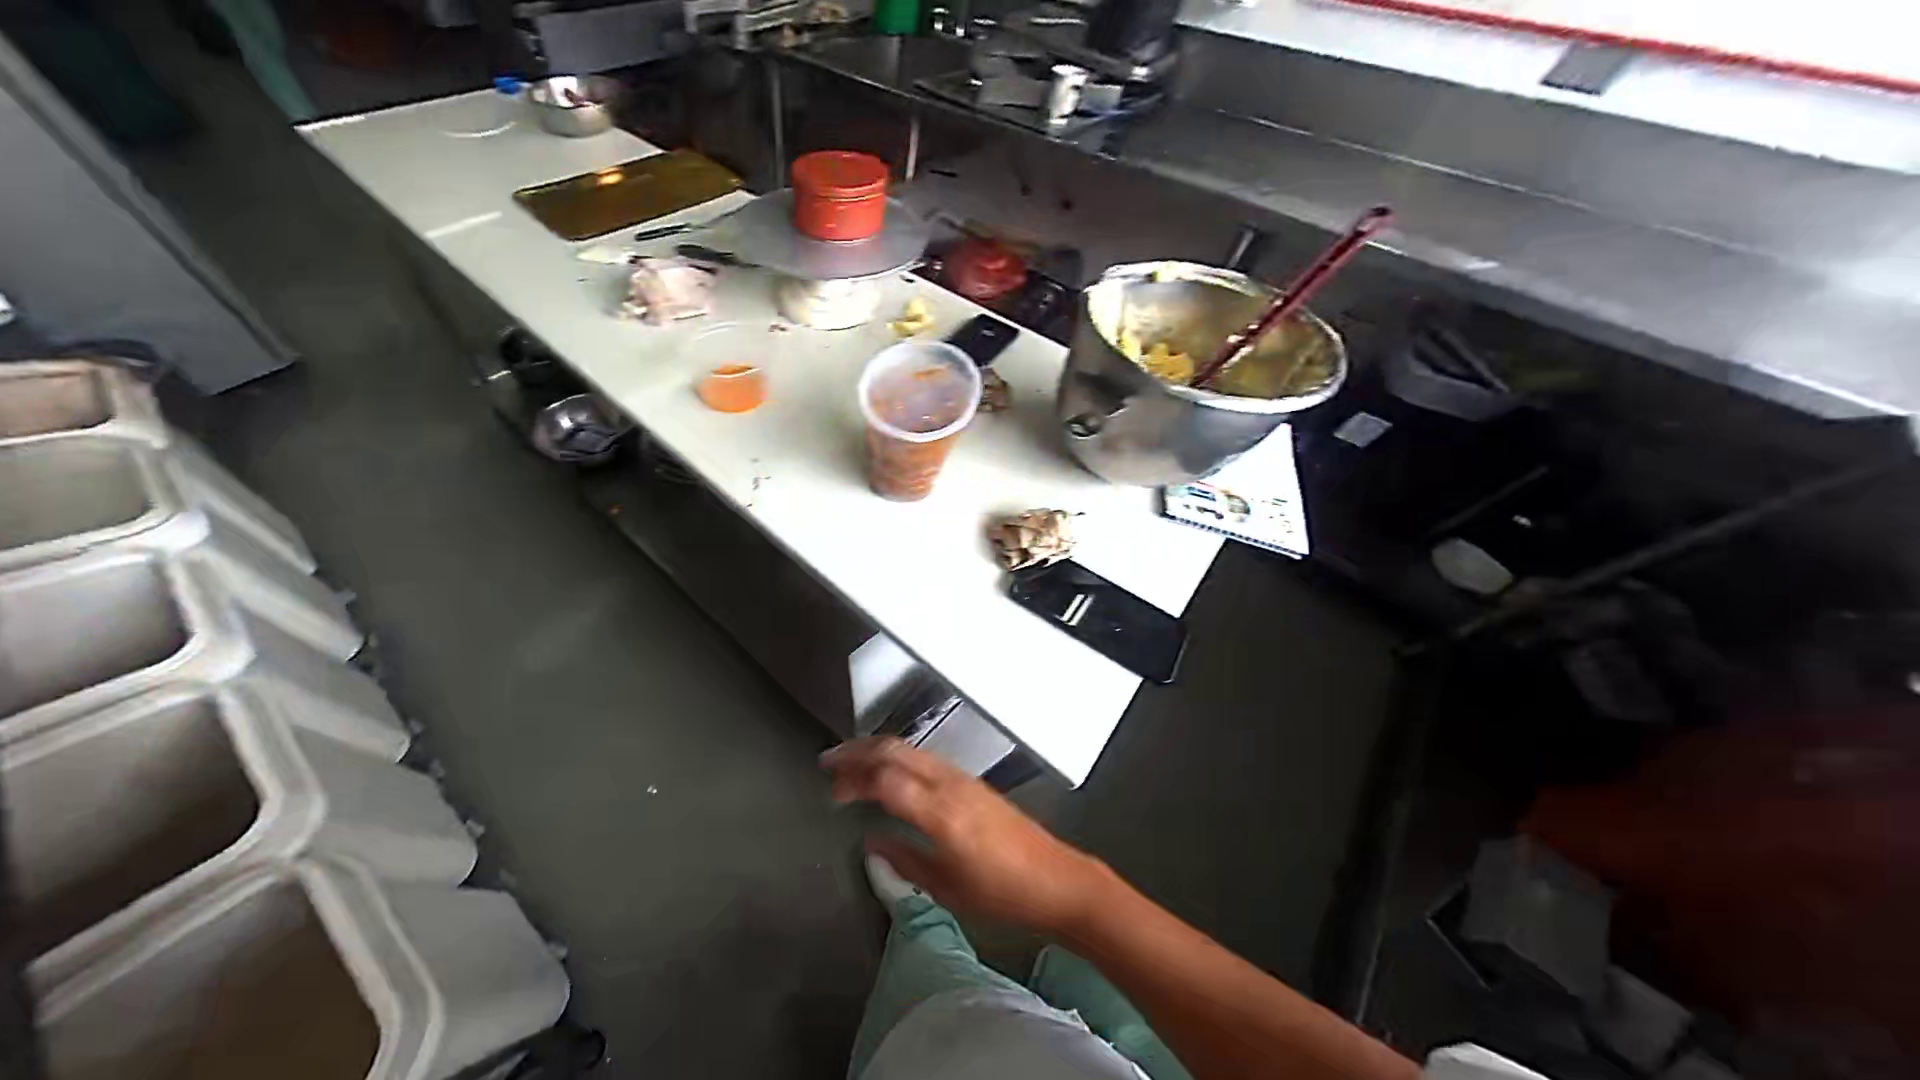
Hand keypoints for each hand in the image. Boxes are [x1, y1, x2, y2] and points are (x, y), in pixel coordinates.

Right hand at [822, 737, 1111, 934]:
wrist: (1056, 879)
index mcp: (941, 813)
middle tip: (829, 761)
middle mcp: (950, 785)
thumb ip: (904, 861)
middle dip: (858, 751)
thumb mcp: (947, 888)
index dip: (853, 779)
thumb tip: (871, 843)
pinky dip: (899, 757)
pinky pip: (926, 758)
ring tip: (851, 763)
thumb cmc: (1002, 893)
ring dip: (878, 751)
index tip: (832, 790)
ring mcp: (963, 778)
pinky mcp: (972, 781)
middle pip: (896, 751)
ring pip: (911, 749)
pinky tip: (890, 771)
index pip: (886, 779)